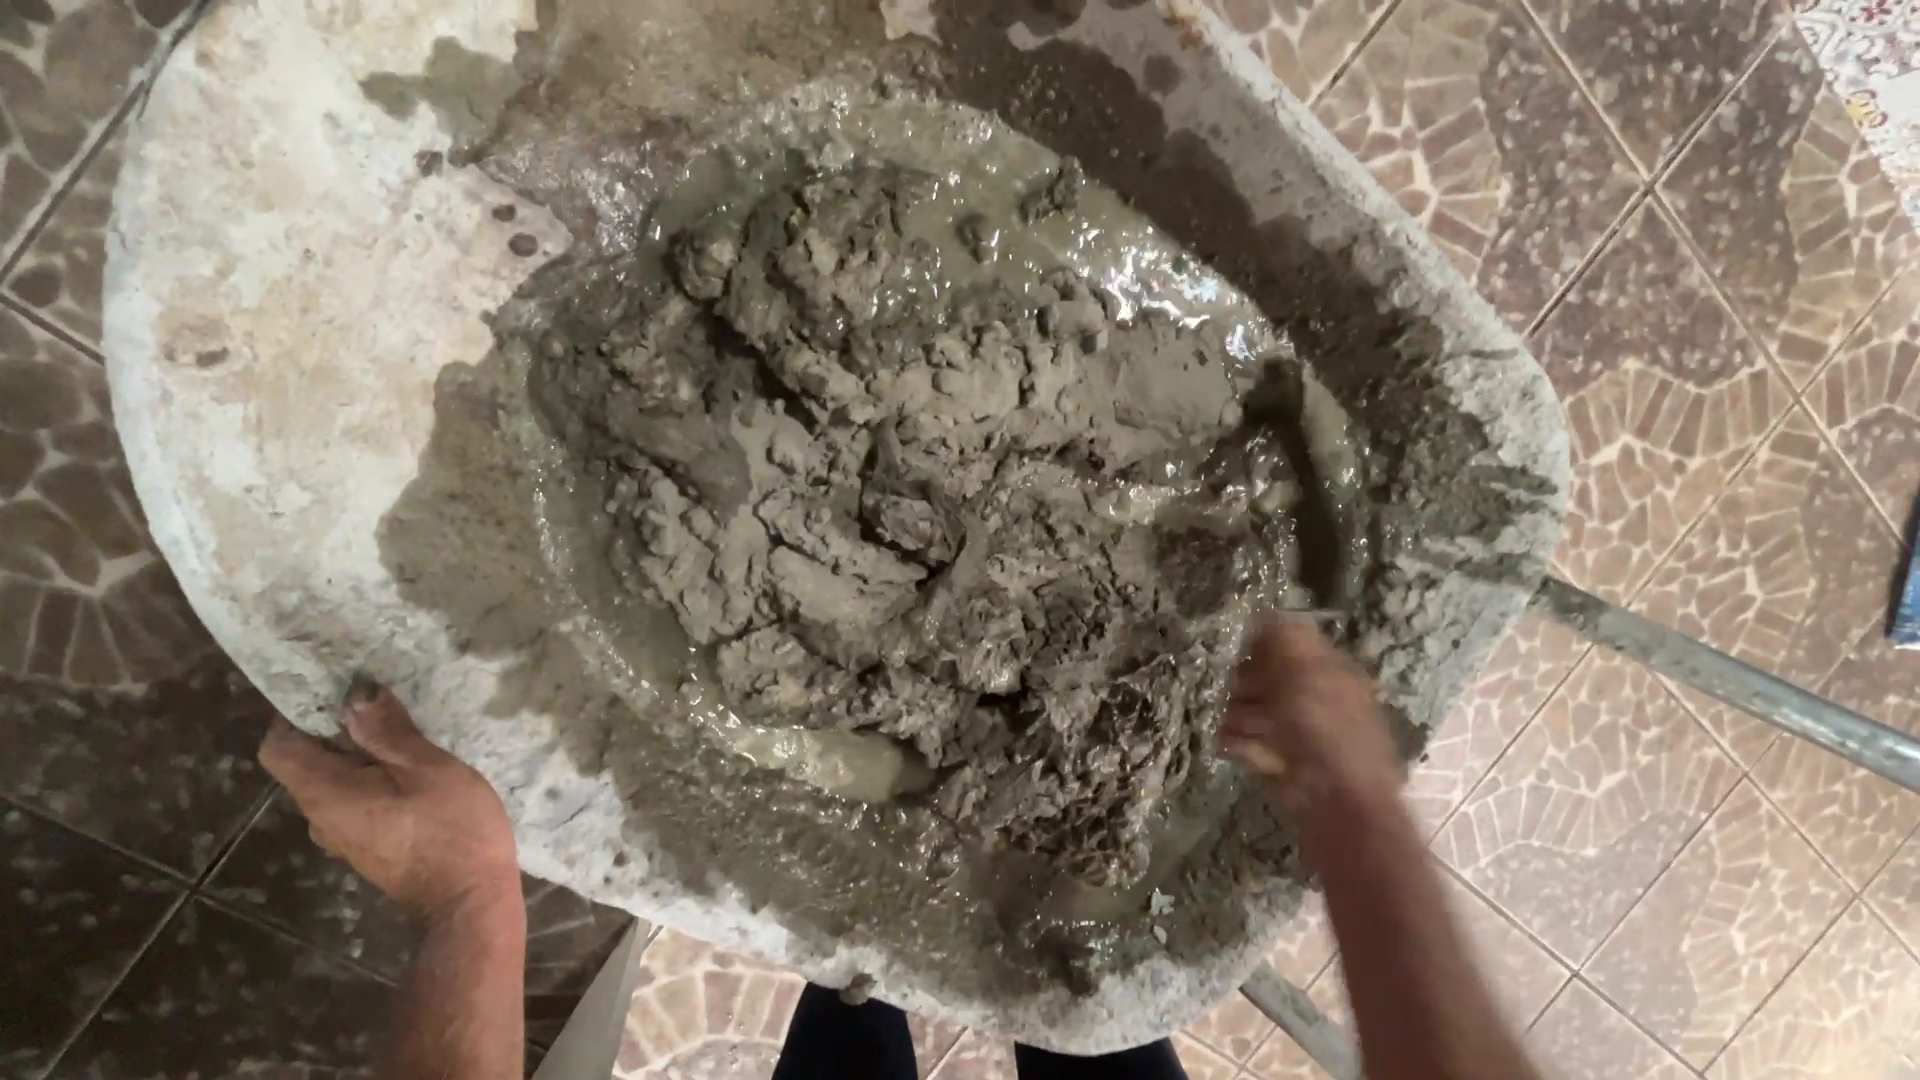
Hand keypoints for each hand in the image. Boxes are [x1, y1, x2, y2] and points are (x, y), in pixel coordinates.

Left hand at [259, 682, 521, 925]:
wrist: (468, 898)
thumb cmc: (450, 826)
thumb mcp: (429, 768)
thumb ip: (388, 732)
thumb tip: (354, 694)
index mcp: (325, 792)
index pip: (279, 746)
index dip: (298, 714)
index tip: (339, 692)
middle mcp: (319, 817)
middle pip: (308, 764)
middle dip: (339, 732)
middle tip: (388, 707)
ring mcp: (342, 837)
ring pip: (335, 783)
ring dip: (361, 758)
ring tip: (408, 739)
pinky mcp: (367, 847)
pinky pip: (355, 802)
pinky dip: (374, 781)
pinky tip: (416, 776)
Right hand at [1219, 614, 1400, 816]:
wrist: (1343, 812)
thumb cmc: (1326, 735)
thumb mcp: (1307, 673)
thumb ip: (1284, 638)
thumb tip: (1261, 610)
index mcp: (1331, 672)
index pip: (1289, 643)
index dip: (1255, 641)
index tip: (1221, 644)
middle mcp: (1320, 700)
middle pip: (1270, 678)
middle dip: (1237, 680)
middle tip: (1208, 681)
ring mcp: (1304, 736)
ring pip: (1259, 712)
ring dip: (1231, 710)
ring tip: (1207, 712)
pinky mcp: (1288, 766)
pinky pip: (1255, 745)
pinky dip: (1236, 741)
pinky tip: (1217, 739)